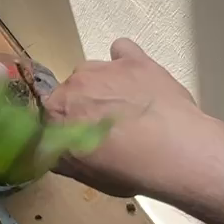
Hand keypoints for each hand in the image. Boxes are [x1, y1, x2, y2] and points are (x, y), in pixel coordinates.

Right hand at [44, 38, 223, 223]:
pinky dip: (123, 59)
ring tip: (126, 104)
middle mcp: (72, 84)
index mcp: (55, 111)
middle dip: (83, 105)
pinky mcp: (133, 60)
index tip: (77, 138)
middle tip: (105, 126)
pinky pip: (120, 49)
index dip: (62, 126)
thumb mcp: (84, 174)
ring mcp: (103, 68)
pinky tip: (135, 76)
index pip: (48, 114)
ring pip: (92, 71)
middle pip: (70, 90)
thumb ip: (60, 156)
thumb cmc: (126, 168)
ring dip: (102, 84)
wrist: (174, 150)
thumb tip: (50, 149)